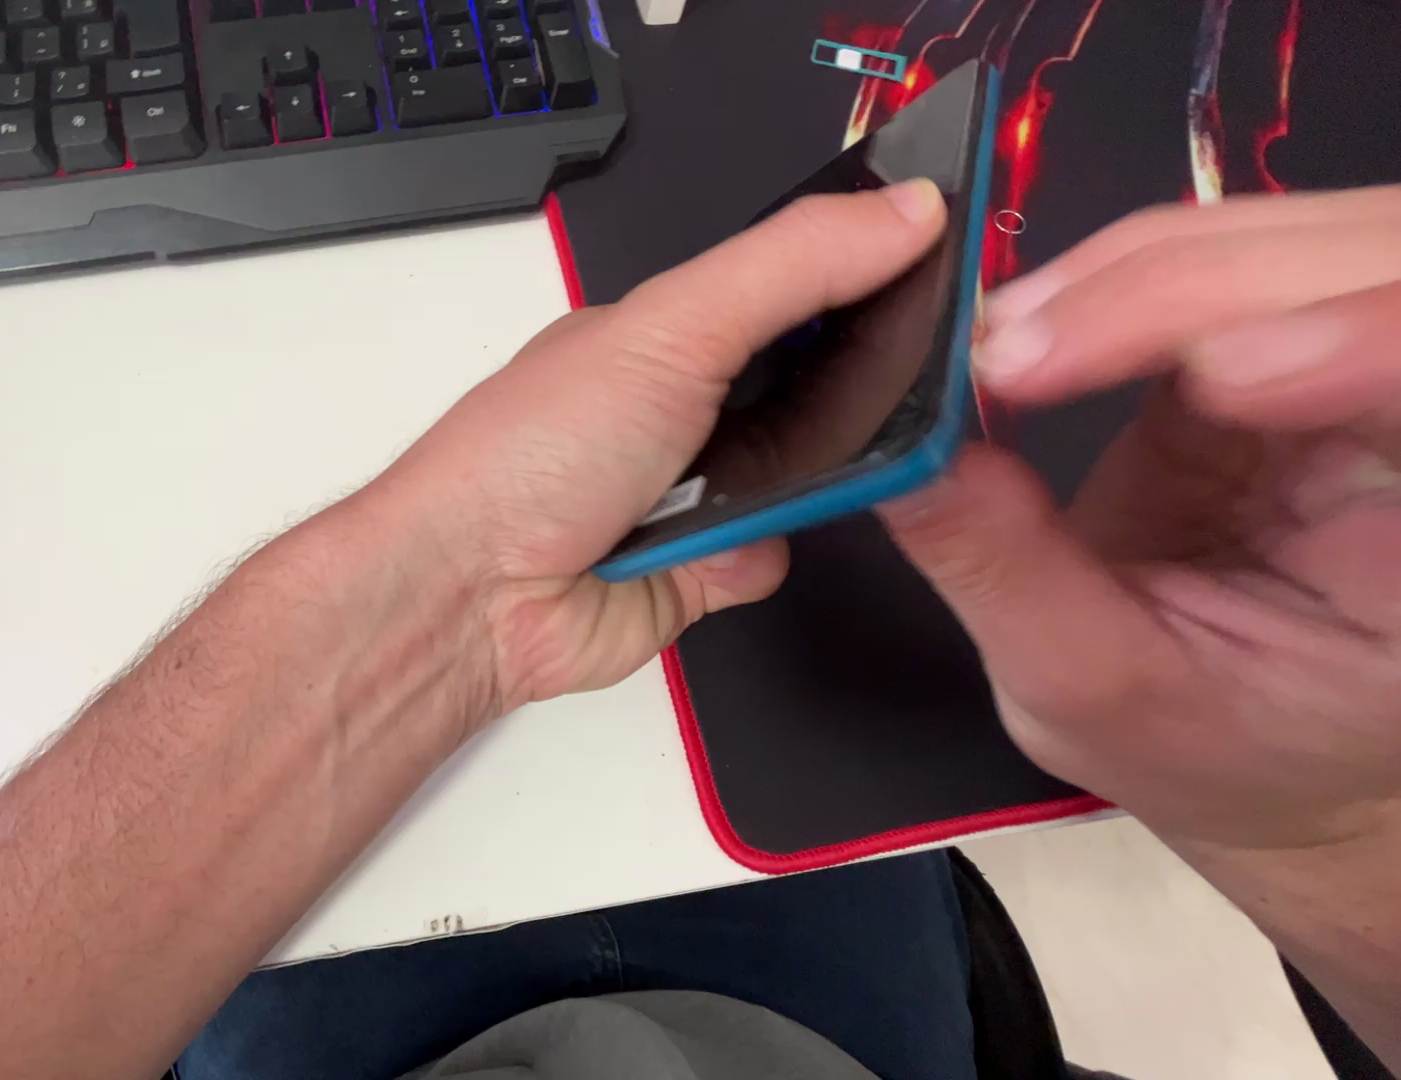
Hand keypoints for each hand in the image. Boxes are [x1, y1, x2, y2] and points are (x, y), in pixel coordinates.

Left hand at [360, 179, 946, 713]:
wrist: (473, 593)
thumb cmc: (537, 452)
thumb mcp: (664, 333)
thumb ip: (785, 269)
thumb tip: (908, 209)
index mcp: (663, 343)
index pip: (785, 299)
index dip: (856, 290)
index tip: (927, 284)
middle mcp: (680, 416)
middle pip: (811, 395)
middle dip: (842, 402)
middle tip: (863, 400)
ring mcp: (689, 497)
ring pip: (804, 483)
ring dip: (783, 489)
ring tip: (720, 495)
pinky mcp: (697, 572)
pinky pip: (771, 556)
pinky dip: (743, 556)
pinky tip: (690, 555)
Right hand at [877, 185, 1400, 850]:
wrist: (1233, 741)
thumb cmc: (1200, 747)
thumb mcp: (1085, 685)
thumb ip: (1003, 570)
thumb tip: (902, 458)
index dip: (1395, 340)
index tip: (1212, 382)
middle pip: (1382, 260)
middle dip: (1180, 297)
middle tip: (1005, 362)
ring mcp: (1353, 360)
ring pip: (1280, 234)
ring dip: (1118, 278)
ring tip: (986, 353)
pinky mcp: (1256, 342)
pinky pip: (1194, 259)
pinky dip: (1088, 285)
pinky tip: (1008, 337)